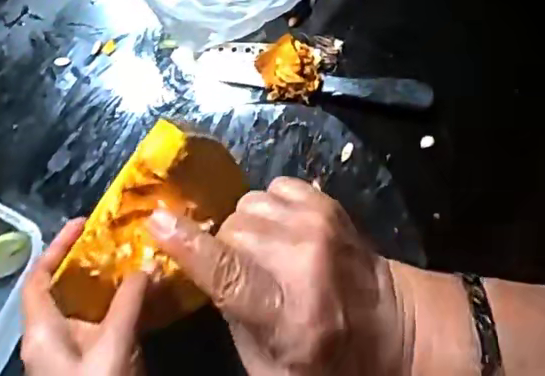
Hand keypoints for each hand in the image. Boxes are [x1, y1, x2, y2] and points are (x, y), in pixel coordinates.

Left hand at [21, 220, 150, 375]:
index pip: (36, 280)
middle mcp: (46, 341)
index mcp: (40, 332)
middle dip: (87, 261)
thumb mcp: (114, 344)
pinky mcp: (82, 367)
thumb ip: (129, 299)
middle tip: (118, 236)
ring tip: (134, 257)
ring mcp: (64, 356)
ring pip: (79, 307)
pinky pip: (93, 324)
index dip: (55, 248)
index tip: (83, 222)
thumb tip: (146, 261)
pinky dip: (113, 304)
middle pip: (59, 290)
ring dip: (105, 282)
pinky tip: (139, 295)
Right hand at [147, 177, 410, 375]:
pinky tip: (281, 231)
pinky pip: (275, 186)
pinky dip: (269, 206)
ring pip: (251, 203)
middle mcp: (304, 256)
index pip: (228, 272)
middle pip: (234, 229)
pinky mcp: (328, 201)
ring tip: (263, 254)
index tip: (156, 221)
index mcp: (287, 311)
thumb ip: (232, 317)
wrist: (388, 322)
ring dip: (246, 227)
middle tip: (238, 273)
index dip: (188, 245)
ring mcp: (320, 221)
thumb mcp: (267, 366)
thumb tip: (200, 266)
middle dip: (223, 248)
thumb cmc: (322, 359)